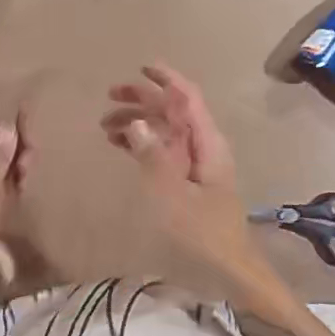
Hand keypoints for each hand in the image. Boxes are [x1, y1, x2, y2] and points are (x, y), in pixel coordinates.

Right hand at [102, 65, 256, 275]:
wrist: (229, 268)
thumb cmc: (203, 232)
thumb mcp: (173, 195)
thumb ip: (154, 157)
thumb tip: (136, 122)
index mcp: (206, 145)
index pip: (188, 100)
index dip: (167, 80)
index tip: (140, 67)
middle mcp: (203, 147)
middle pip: (174, 111)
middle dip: (143, 99)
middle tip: (109, 96)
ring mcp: (195, 164)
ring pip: (165, 130)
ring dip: (138, 122)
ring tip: (105, 126)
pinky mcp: (187, 180)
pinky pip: (163, 150)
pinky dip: (142, 143)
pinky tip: (120, 145)